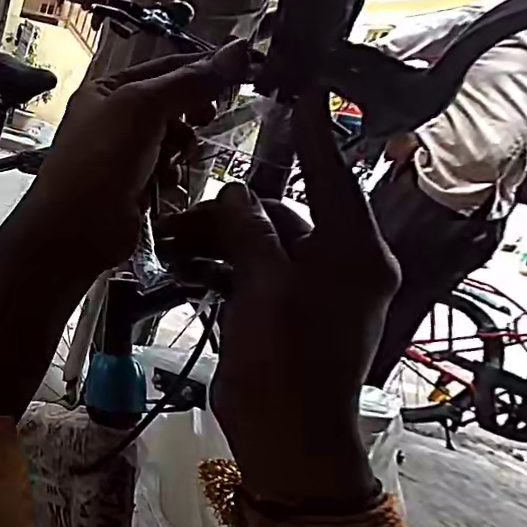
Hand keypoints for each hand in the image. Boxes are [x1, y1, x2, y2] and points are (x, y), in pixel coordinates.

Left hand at [0, 43, 253, 285]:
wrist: (76, 227)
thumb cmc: (100, 159)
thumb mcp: (143, 107)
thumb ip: (191, 81)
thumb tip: (239, 50)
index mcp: (105, 91)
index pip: (163, 68)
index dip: (201, 69)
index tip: (242, 72)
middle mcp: (111, 119)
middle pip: (172, 104)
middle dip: (190, 114)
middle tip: (204, 120)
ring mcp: (121, 154)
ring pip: (174, 139)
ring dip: (179, 148)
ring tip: (171, 158)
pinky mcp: (133, 185)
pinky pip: (167, 169)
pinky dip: (170, 174)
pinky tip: (163, 183)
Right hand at [159, 92, 399, 506]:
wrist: (283, 431)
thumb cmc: (286, 358)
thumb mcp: (266, 286)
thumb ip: (252, 233)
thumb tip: (234, 194)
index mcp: (353, 254)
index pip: (336, 180)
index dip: (319, 137)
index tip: (307, 95)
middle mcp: (336, 265)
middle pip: (282, 216)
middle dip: (231, 213)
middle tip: (183, 215)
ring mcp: (305, 290)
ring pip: (258, 244)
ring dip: (217, 240)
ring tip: (173, 243)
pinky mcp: (278, 309)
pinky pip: (247, 271)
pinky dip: (218, 265)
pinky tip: (184, 265)